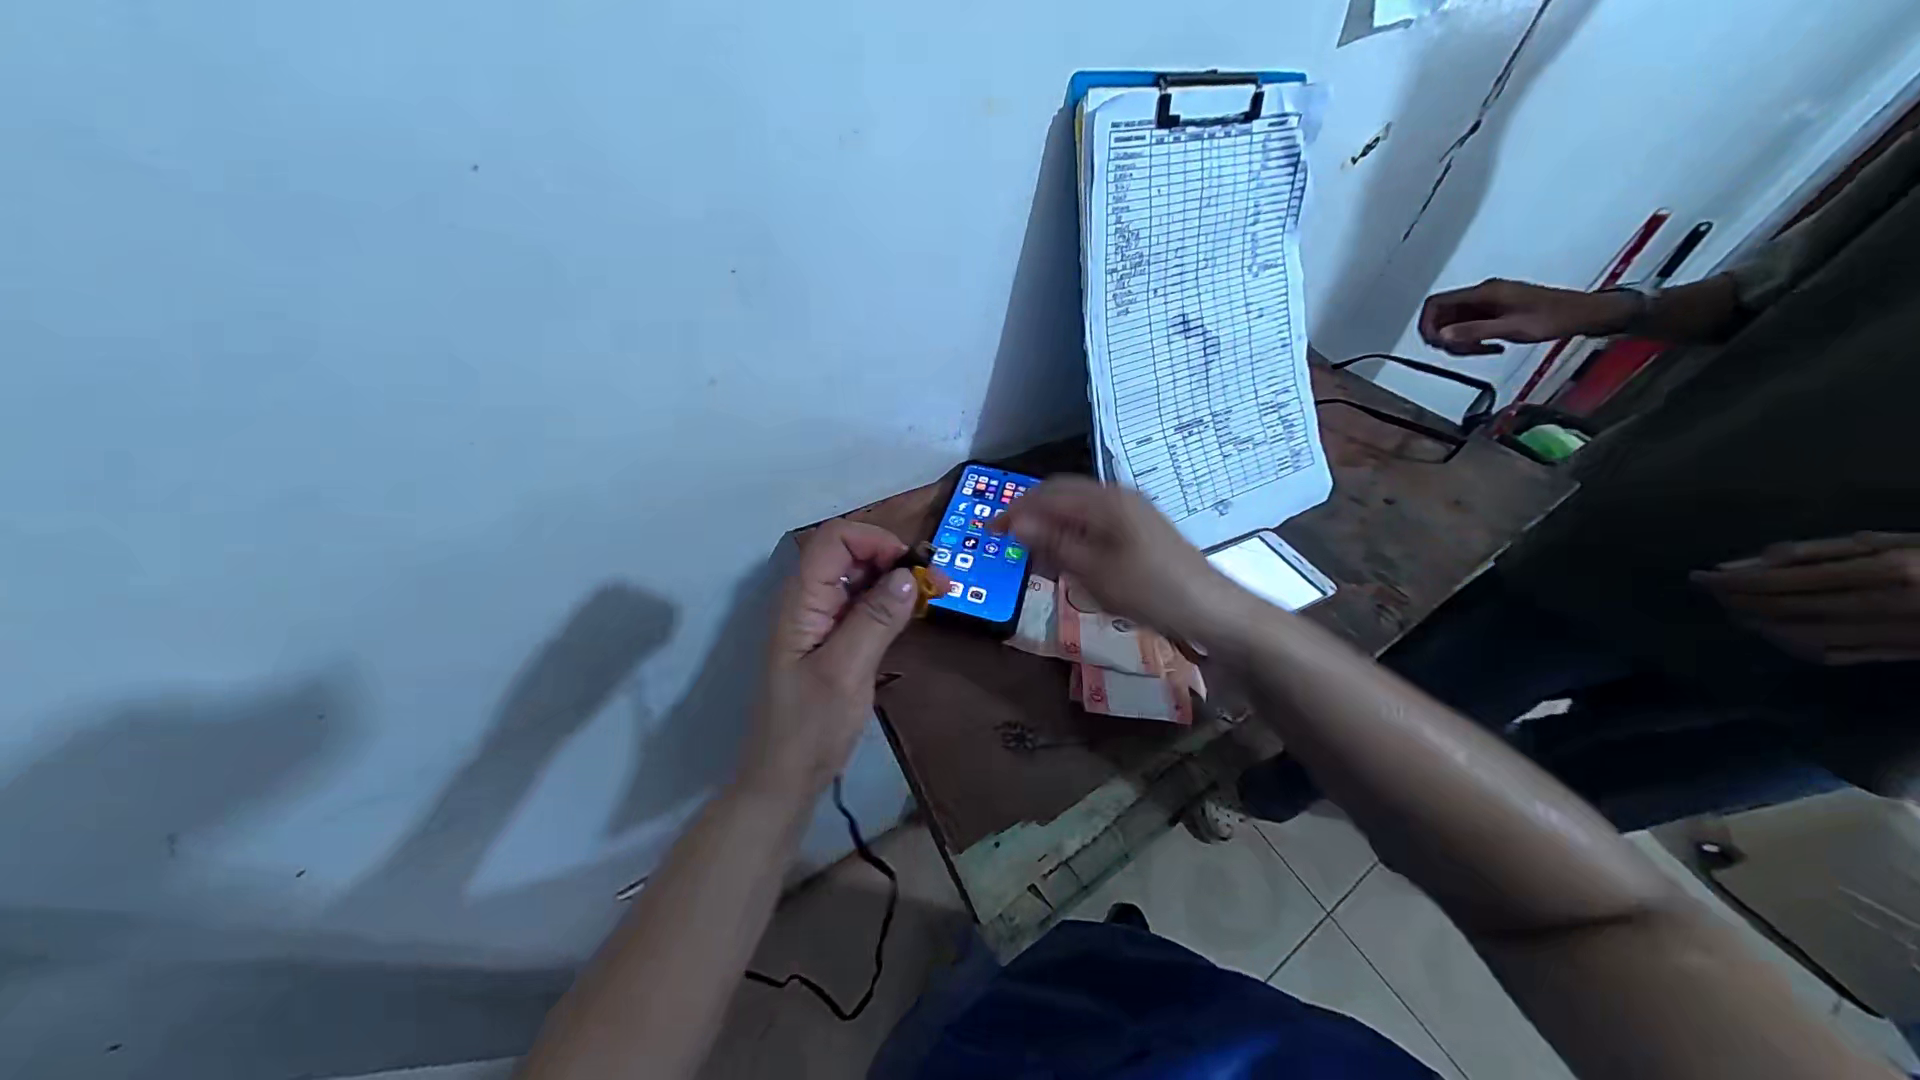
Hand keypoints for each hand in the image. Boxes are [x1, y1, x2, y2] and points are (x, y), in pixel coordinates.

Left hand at [739, 520, 928, 797]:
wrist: (786, 777)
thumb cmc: (810, 726)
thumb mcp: (846, 671)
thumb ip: (875, 619)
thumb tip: (909, 574)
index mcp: (802, 600)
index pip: (835, 539)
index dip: (875, 540)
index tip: (914, 567)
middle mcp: (810, 601)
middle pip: (850, 553)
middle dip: (894, 558)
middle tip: (940, 583)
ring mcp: (822, 620)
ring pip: (861, 578)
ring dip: (897, 579)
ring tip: (936, 594)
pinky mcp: (835, 639)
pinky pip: (864, 605)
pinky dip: (892, 602)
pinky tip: (915, 613)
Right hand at [994, 476, 1240, 641]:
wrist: (1209, 608)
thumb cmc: (1150, 591)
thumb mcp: (1094, 572)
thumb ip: (1054, 543)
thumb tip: (1016, 523)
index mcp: (1105, 501)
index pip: (1047, 494)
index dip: (1015, 510)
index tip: (990, 529)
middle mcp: (1118, 495)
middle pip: (1062, 493)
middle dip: (1032, 512)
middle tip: (1009, 538)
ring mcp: (1132, 508)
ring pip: (1079, 506)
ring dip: (1052, 521)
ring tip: (1035, 549)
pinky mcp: (1140, 524)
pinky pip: (1095, 518)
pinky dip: (1074, 530)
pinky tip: (1070, 553)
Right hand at [1419, 279, 1638, 355]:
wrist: (1585, 314)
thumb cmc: (1554, 318)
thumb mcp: (1513, 328)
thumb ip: (1475, 331)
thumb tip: (1442, 336)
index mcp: (1484, 293)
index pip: (1436, 304)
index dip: (1427, 324)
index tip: (1436, 344)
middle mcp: (1481, 295)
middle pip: (1442, 316)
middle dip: (1445, 337)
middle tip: (1463, 351)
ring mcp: (1487, 303)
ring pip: (1454, 323)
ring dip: (1458, 341)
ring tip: (1480, 350)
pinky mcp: (1493, 312)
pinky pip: (1468, 326)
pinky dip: (1470, 340)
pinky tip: (1488, 347)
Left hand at [1692, 532, 1919, 664]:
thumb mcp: (1890, 541)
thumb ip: (1817, 552)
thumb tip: (1749, 562)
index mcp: (1883, 569)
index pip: (1778, 580)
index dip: (1729, 580)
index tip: (1698, 575)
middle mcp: (1885, 604)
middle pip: (1780, 609)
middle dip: (1733, 601)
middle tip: (1708, 591)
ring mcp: (1895, 634)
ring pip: (1796, 636)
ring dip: (1754, 623)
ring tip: (1731, 609)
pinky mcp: (1901, 655)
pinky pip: (1828, 655)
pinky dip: (1788, 643)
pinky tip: (1771, 630)